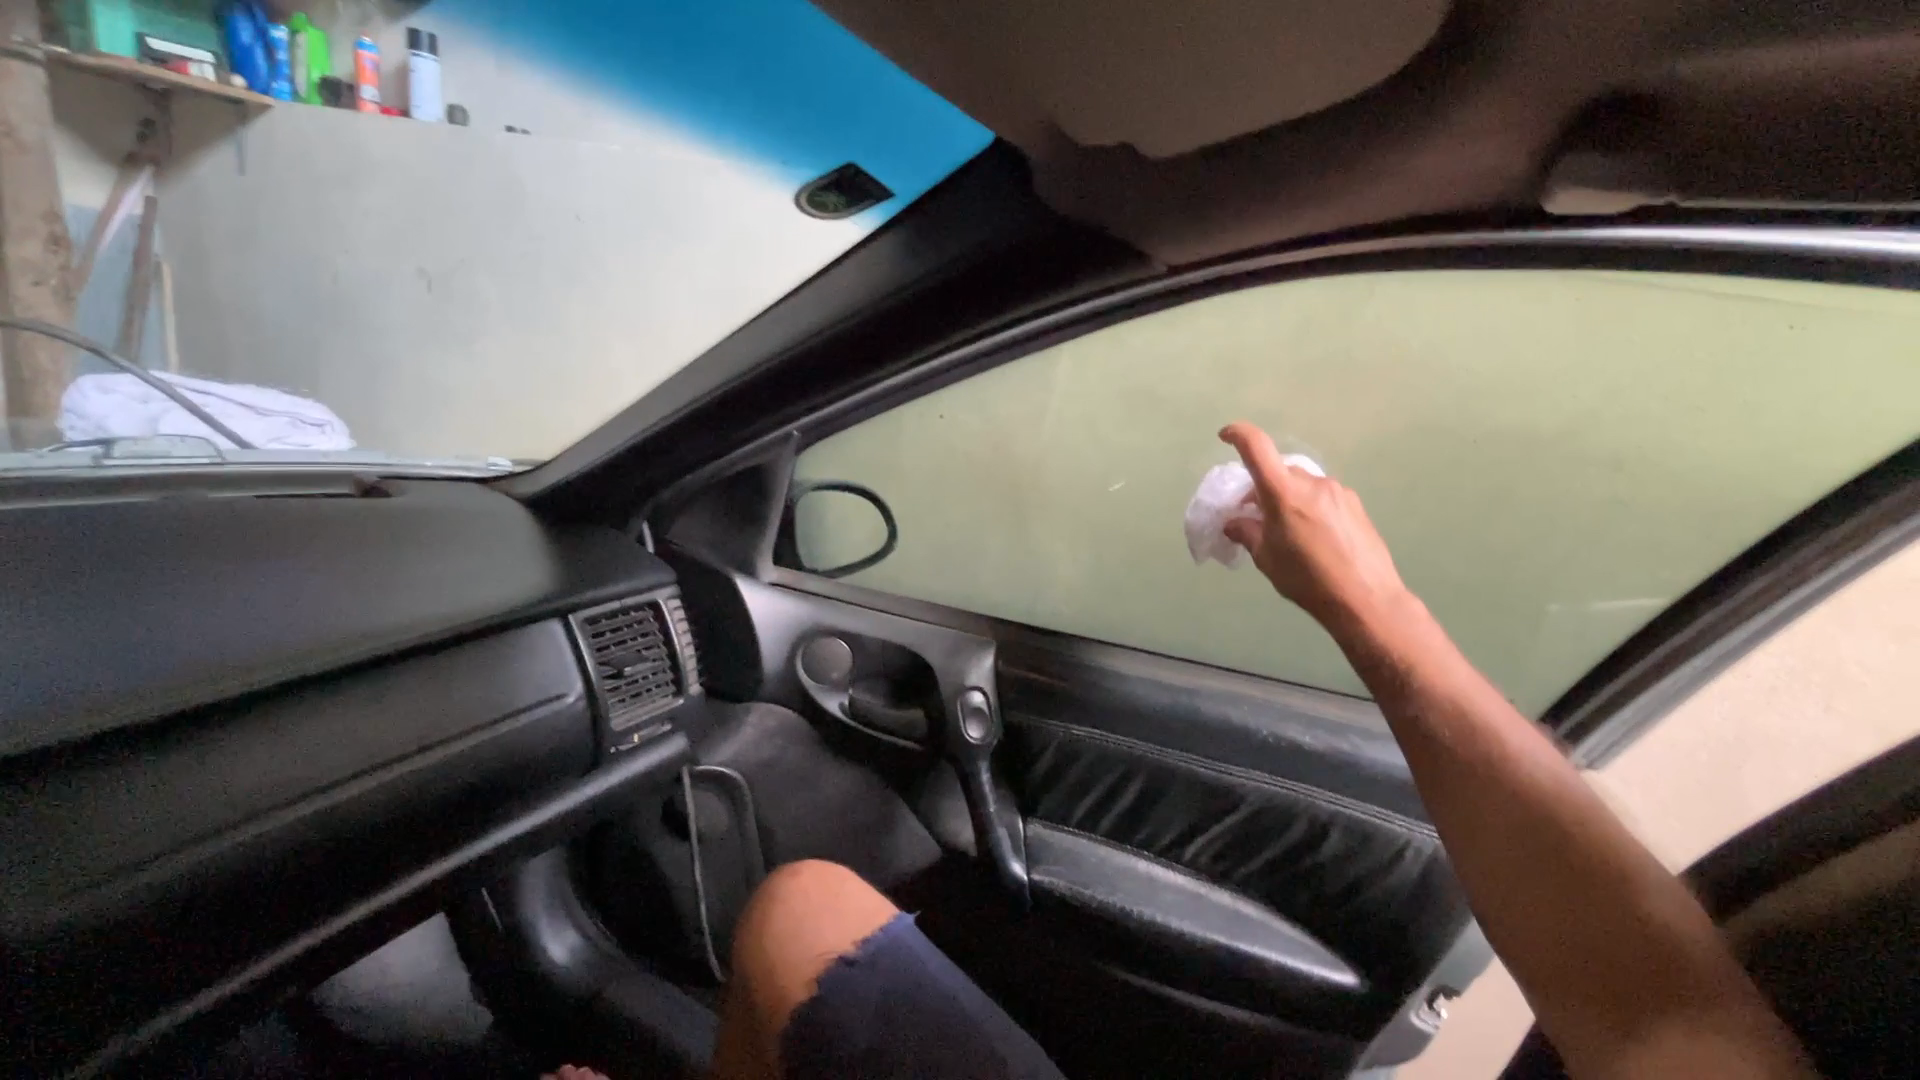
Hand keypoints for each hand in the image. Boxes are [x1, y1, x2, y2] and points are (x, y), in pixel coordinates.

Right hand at [1219, 422, 1411, 634]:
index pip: (1257, 448)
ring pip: (1302, 485)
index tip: (1225, 436)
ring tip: (1287, 531)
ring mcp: (1338, 492)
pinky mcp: (1355, 505)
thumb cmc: (1307, 579)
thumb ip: (1247, 533)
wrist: (1365, 598)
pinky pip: (1322, 497)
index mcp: (1284, 494)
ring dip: (1287, 498)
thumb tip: (1235, 522)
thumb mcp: (1266, 559)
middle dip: (1262, 487)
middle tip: (1255, 516)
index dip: (1238, 435)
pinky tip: (1313, 537)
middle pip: (1279, 472)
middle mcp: (1312, 484)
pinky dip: (1308, 507)